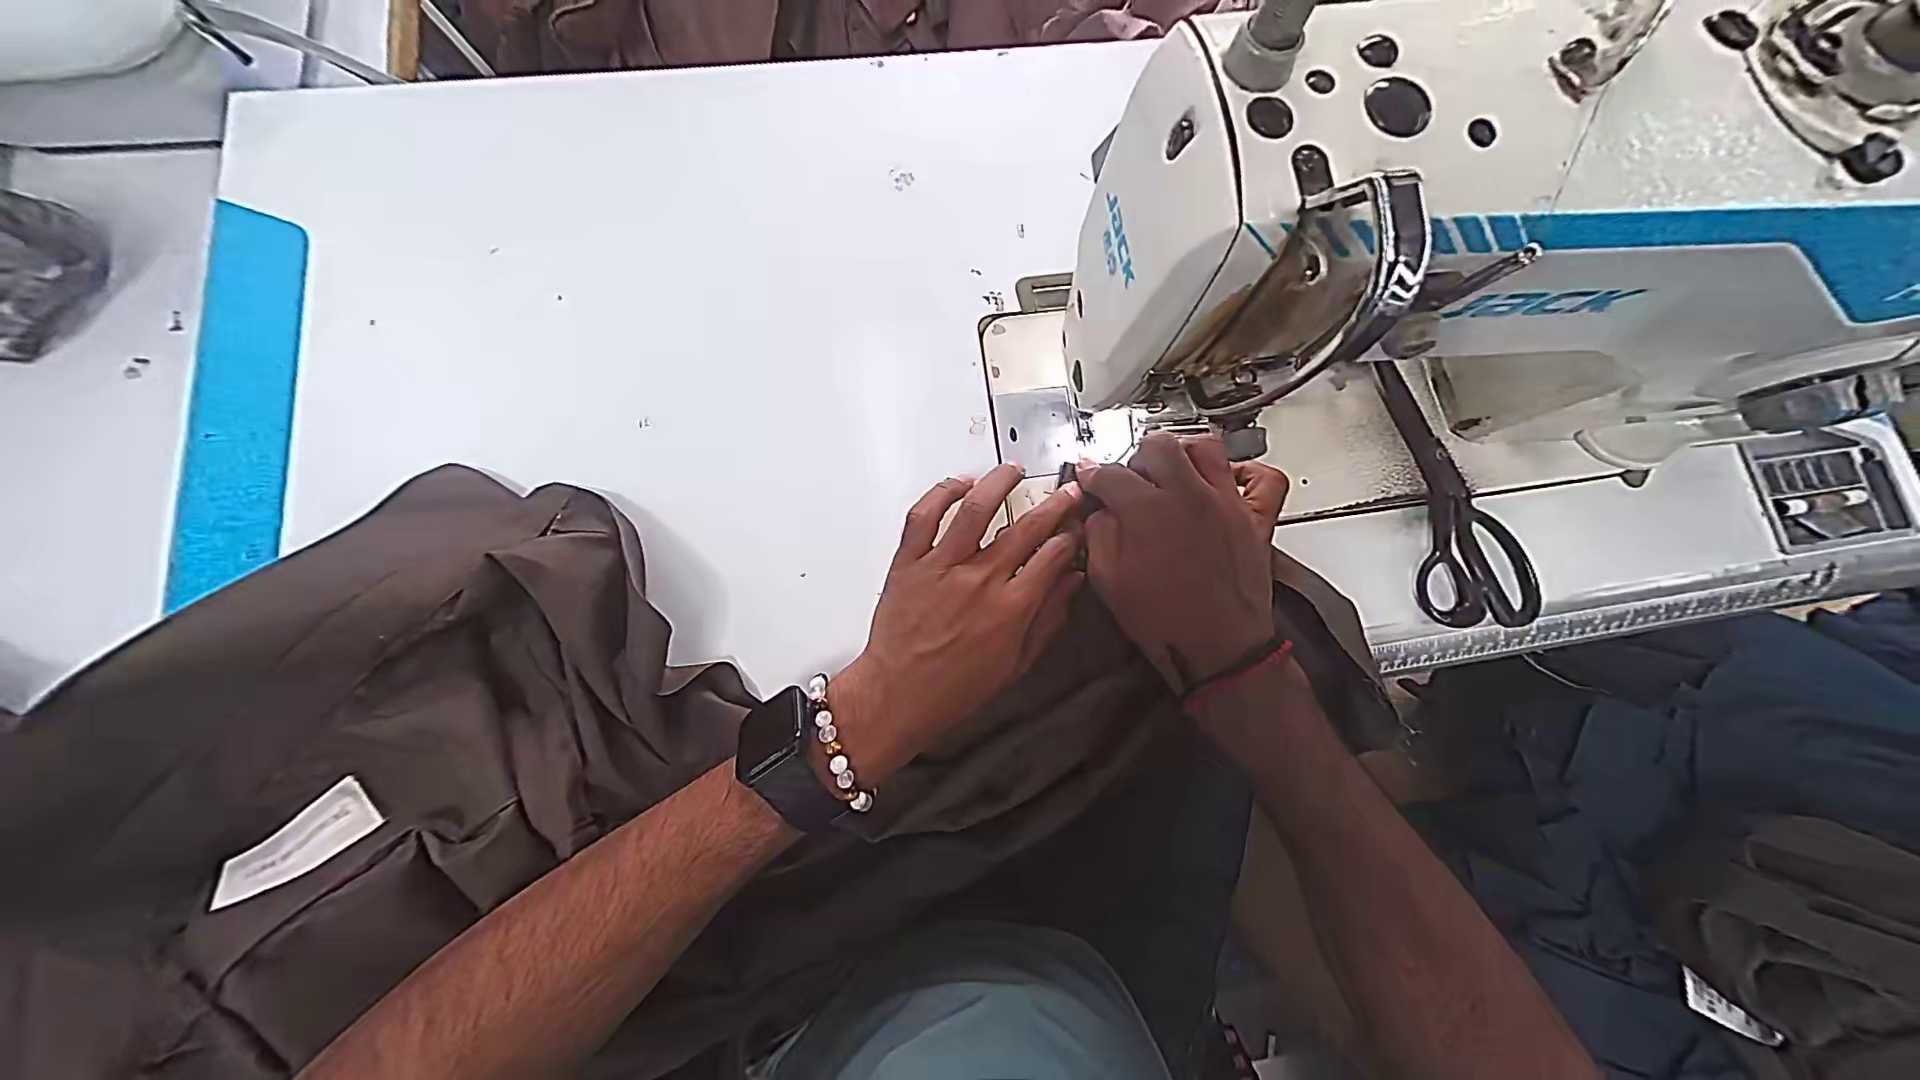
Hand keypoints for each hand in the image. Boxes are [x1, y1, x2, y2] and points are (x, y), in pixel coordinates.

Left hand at [831, 463, 1084, 783]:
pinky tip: (958, 484)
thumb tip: (1072, 585)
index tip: (1074, 529)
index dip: (1070, 537)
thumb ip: (1048, 620)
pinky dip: (941, 493)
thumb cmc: (953, 687)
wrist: (899, 694)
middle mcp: (979, 582)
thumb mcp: (1016, 664)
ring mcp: (941, 568)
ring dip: (999, 483)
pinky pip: (923, 516)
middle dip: (1054, 505)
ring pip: (975, 509)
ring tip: (1012, 470)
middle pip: (1025, 528)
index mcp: (1011, 609)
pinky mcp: (909, 563)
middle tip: (1065, 493)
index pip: (1052, 556)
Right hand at [1076, 433, 1288, 691]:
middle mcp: (1189, 497)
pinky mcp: (1256, 520)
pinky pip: (1265, 479)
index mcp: (1147, 511)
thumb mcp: (1109, 581)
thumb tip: (1099, 511)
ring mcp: (1227, 505)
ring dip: (1183, 454)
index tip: (1089, 477)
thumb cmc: (1165, 623)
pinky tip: (1227, 481)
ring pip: (1207, 447)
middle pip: (1159, 446)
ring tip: (1173, 471)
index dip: (1092, 474)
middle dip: (1137, 457)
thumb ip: (1098, 535)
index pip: (1110, 473)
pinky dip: (1247, 472)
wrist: (1217, 651)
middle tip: (1131, 478)